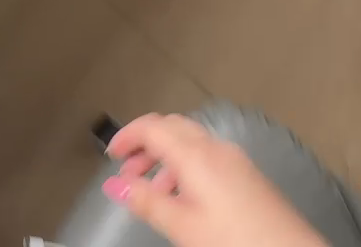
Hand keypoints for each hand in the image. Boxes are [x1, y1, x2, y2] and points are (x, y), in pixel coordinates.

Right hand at [102, 114, 326, 246]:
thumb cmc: (235, 243)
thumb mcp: (183, 227)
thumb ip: (146, 202)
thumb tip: (113, 184)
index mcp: (195, 154)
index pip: (152, 126)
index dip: (127, 135)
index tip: (111, 154)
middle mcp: (214, 147)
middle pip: (171, 127)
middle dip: (145, 143)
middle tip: (128, 171)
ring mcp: (235, 159)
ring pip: (190, 142)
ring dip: (166, 157)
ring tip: (154, 192)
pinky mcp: (249, 176)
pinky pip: (208, 156)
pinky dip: (187, 166)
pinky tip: (187, 199)